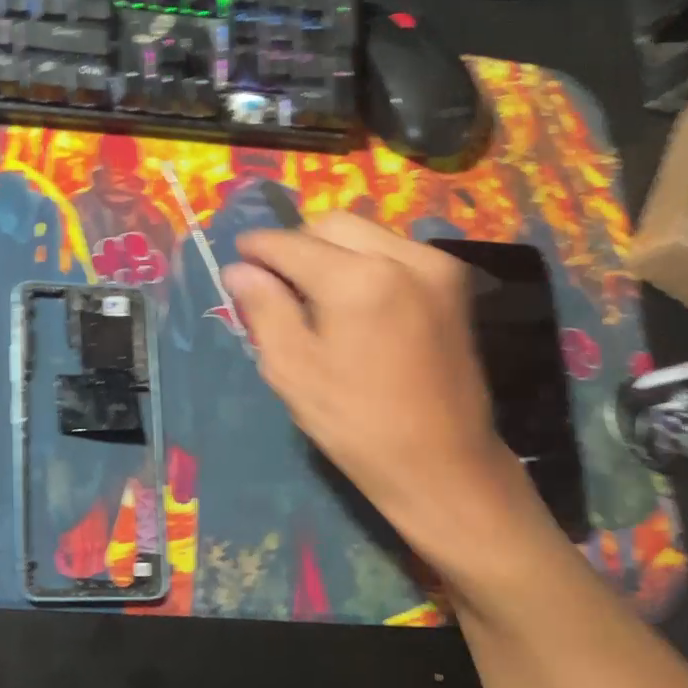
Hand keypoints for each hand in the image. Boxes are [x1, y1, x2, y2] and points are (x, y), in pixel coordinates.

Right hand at [220, 214, 542, 564]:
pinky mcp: (452, 285)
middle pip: (333, 224)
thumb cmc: (355, 423)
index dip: (257, 248)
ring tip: (308, 295)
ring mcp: (436, 267)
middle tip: (271, 281)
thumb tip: (239, 271)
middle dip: (296, 243)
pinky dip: (362, 263)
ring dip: (330, 252)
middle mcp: (403, 257)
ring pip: (366, 234)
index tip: (235, 258)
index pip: (292, 243)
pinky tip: (348, 303)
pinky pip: (393, 252)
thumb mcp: (292, 370)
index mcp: (359, 279)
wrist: (442, 462)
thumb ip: (265, 310)